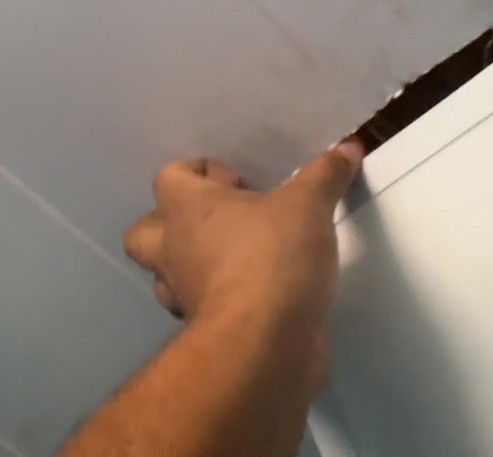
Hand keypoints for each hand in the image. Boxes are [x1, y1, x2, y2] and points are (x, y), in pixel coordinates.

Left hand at [123, 142, 364, 368]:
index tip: (241, 185)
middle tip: (225, 222)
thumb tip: (349, 146)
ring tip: (240, 259)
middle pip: (143, 232)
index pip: (168, 176)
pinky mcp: (206, 334)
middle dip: (174, 224)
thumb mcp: (308, 204)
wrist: (264, 346)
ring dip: (194, 266)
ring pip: (167, 276)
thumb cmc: (272, 256)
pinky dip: (223, 301)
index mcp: (187, 209)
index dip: (201, 173)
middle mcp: (173, 250)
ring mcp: (184, 296)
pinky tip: (261, 296)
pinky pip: (203, 310)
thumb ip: (325, 174)